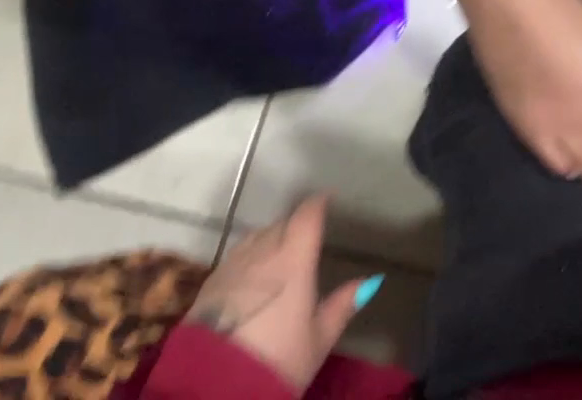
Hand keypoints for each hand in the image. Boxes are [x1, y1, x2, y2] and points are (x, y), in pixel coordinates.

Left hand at [184, 196, 380, 392]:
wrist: (217, 385)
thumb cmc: (277, 360)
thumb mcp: (318, 340)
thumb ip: (342, 305)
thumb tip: (369, 281)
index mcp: (294, 261)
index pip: (306, 217)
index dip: (316, 205)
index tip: (325, 200)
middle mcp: (262, 253)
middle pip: (280, 224)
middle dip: (294, 223)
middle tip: (306, 235)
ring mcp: (233, 265)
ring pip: (256, 237)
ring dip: (270, 237)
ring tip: (279, 251)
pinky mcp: (211, 282)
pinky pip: (236, 255)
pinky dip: (249, 255)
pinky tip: (252, 273)